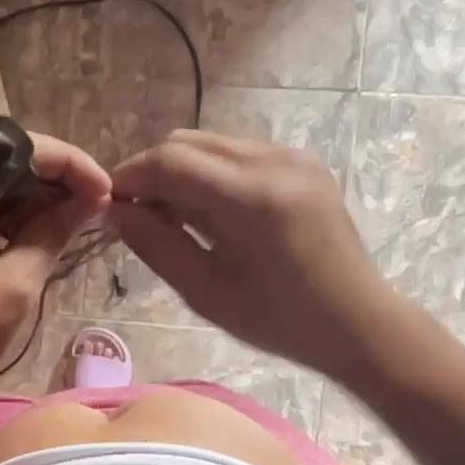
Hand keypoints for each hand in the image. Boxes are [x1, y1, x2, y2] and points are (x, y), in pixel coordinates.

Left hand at [0, 133, 109, 402]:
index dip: (64, 162)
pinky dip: (3, 209)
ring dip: (28, 192)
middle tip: (91, 202)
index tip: (102, 188)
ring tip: (70, 218)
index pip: (9, 151)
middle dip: (49, 175)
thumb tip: (93, 198)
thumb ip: (53, 231)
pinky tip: (35, 229)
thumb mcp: (13, 286)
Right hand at [109, 130, 408, 381]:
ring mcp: (292, 157)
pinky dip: (210, 173)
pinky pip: (238, 153)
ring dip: (180, 172)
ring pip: (211, 143)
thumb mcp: (204, 291)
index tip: (108, 207)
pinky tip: (209, 214)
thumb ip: (155, 244)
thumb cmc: (276, 319)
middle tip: (137, 216)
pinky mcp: (303, 163)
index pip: (168, 161)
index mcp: (249, 196)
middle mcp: (272, 161)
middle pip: (186, 142)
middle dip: (151, 172)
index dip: (129, 178)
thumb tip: (115, 212)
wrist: (356, 322)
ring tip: (172, 218)